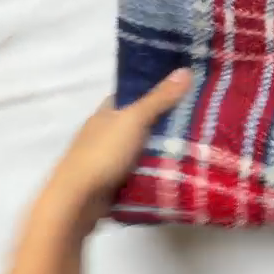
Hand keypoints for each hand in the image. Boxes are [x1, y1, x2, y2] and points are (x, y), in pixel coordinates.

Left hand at [37, 68, 192, 232]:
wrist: (75, 204)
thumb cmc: (102, 154)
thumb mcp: (135, 120)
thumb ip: (160, 98)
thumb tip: (186, 70)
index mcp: (105, 113)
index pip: (132, 94)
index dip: (155, 88)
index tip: (183, 88)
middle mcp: (105, 133)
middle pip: (140, 120)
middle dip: (164, 119)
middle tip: (197, 116)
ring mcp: (107, 158)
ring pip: (141, 146)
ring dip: (161, 146)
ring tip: (195, 140)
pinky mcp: (112, 181)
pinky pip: (140, 168)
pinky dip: (155, 167)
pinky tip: (177, 165)